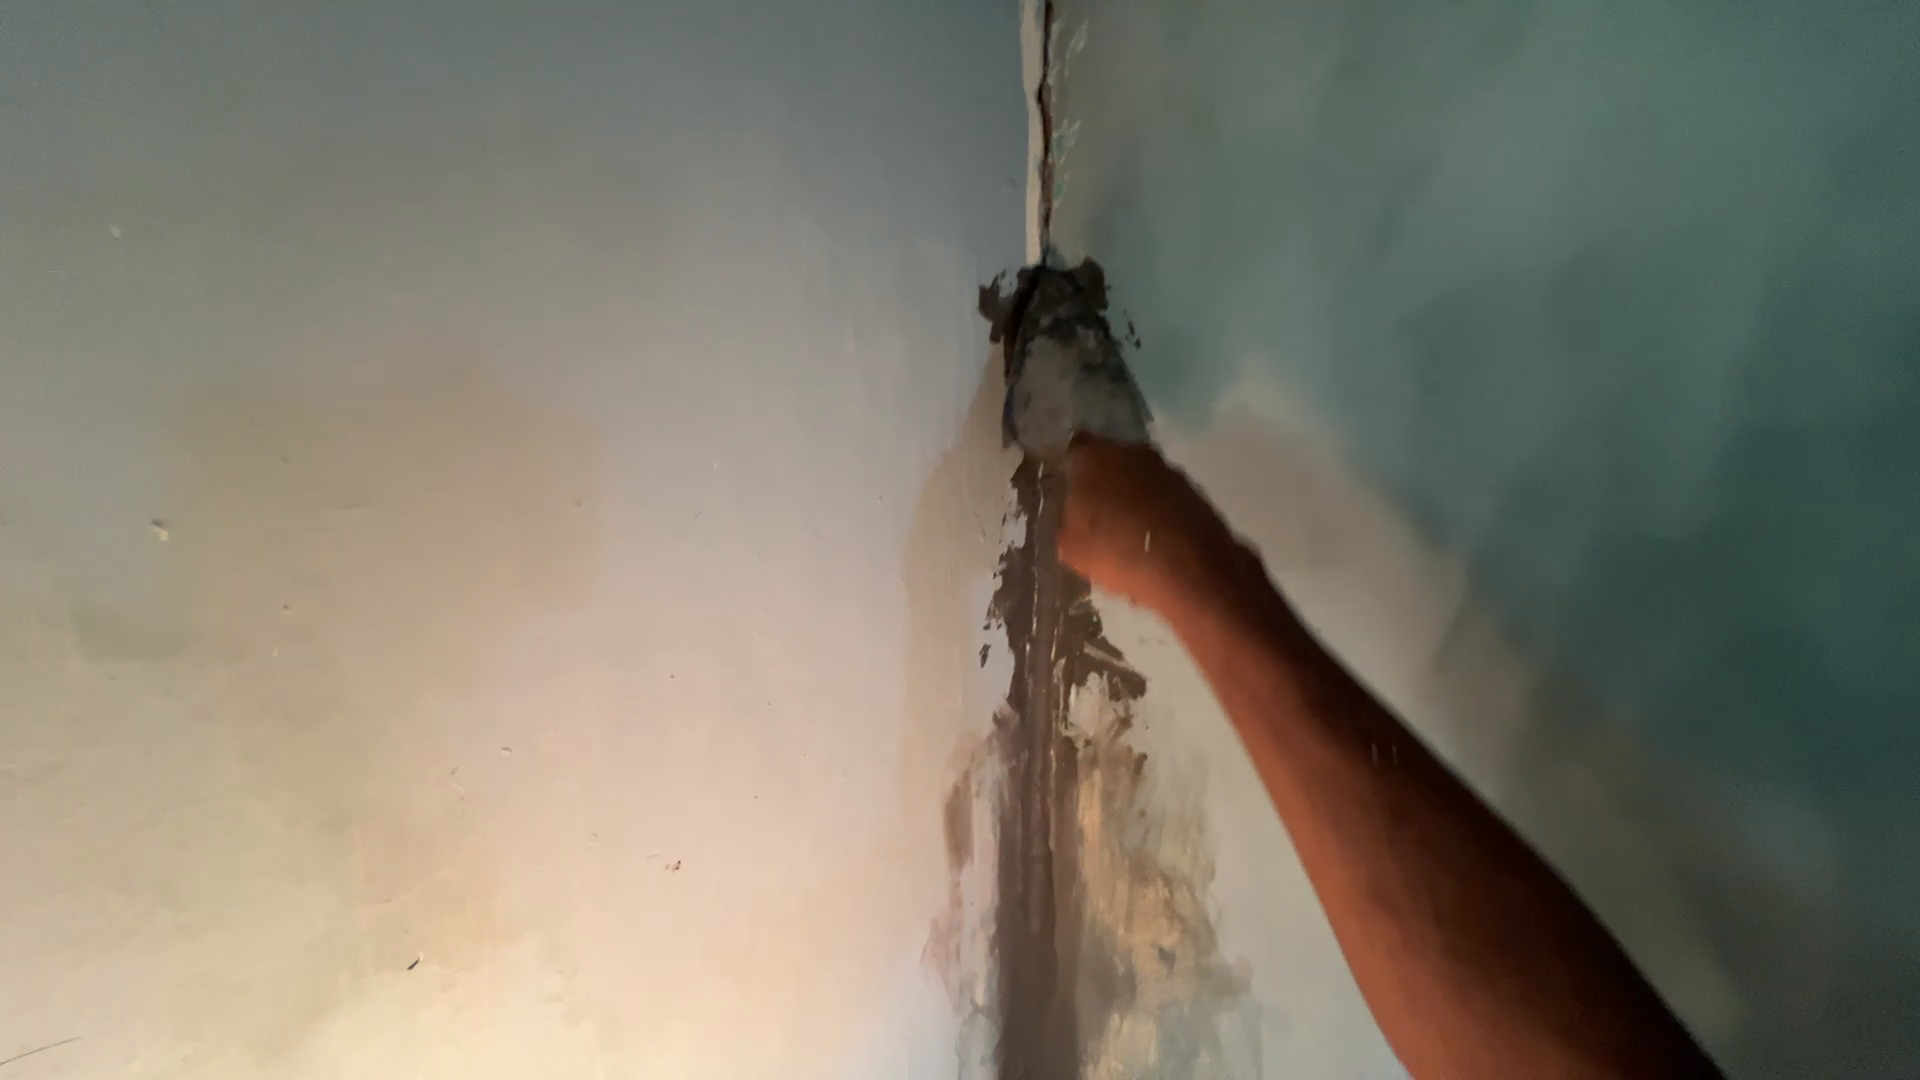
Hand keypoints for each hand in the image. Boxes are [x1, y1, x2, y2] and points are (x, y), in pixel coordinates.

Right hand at [1059, 435, 1252, 615]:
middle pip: (1110, 460)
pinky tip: (1153, 537)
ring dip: (1132, 495)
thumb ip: (1066, 519)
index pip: (1075, 449)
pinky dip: (1156, 509)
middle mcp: (1131, 451)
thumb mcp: (1071, 546)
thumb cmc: (1118, 552)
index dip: (1072, 469)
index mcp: (1093, 457)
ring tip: (1126, 528)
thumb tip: (1072, 513)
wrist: (1190, 569)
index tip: (1069, 490)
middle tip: (1096, 511)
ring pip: (1139, 476)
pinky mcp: (1192, 488)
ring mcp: (1166, 467)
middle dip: (1103, 481)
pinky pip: (1163, 494)